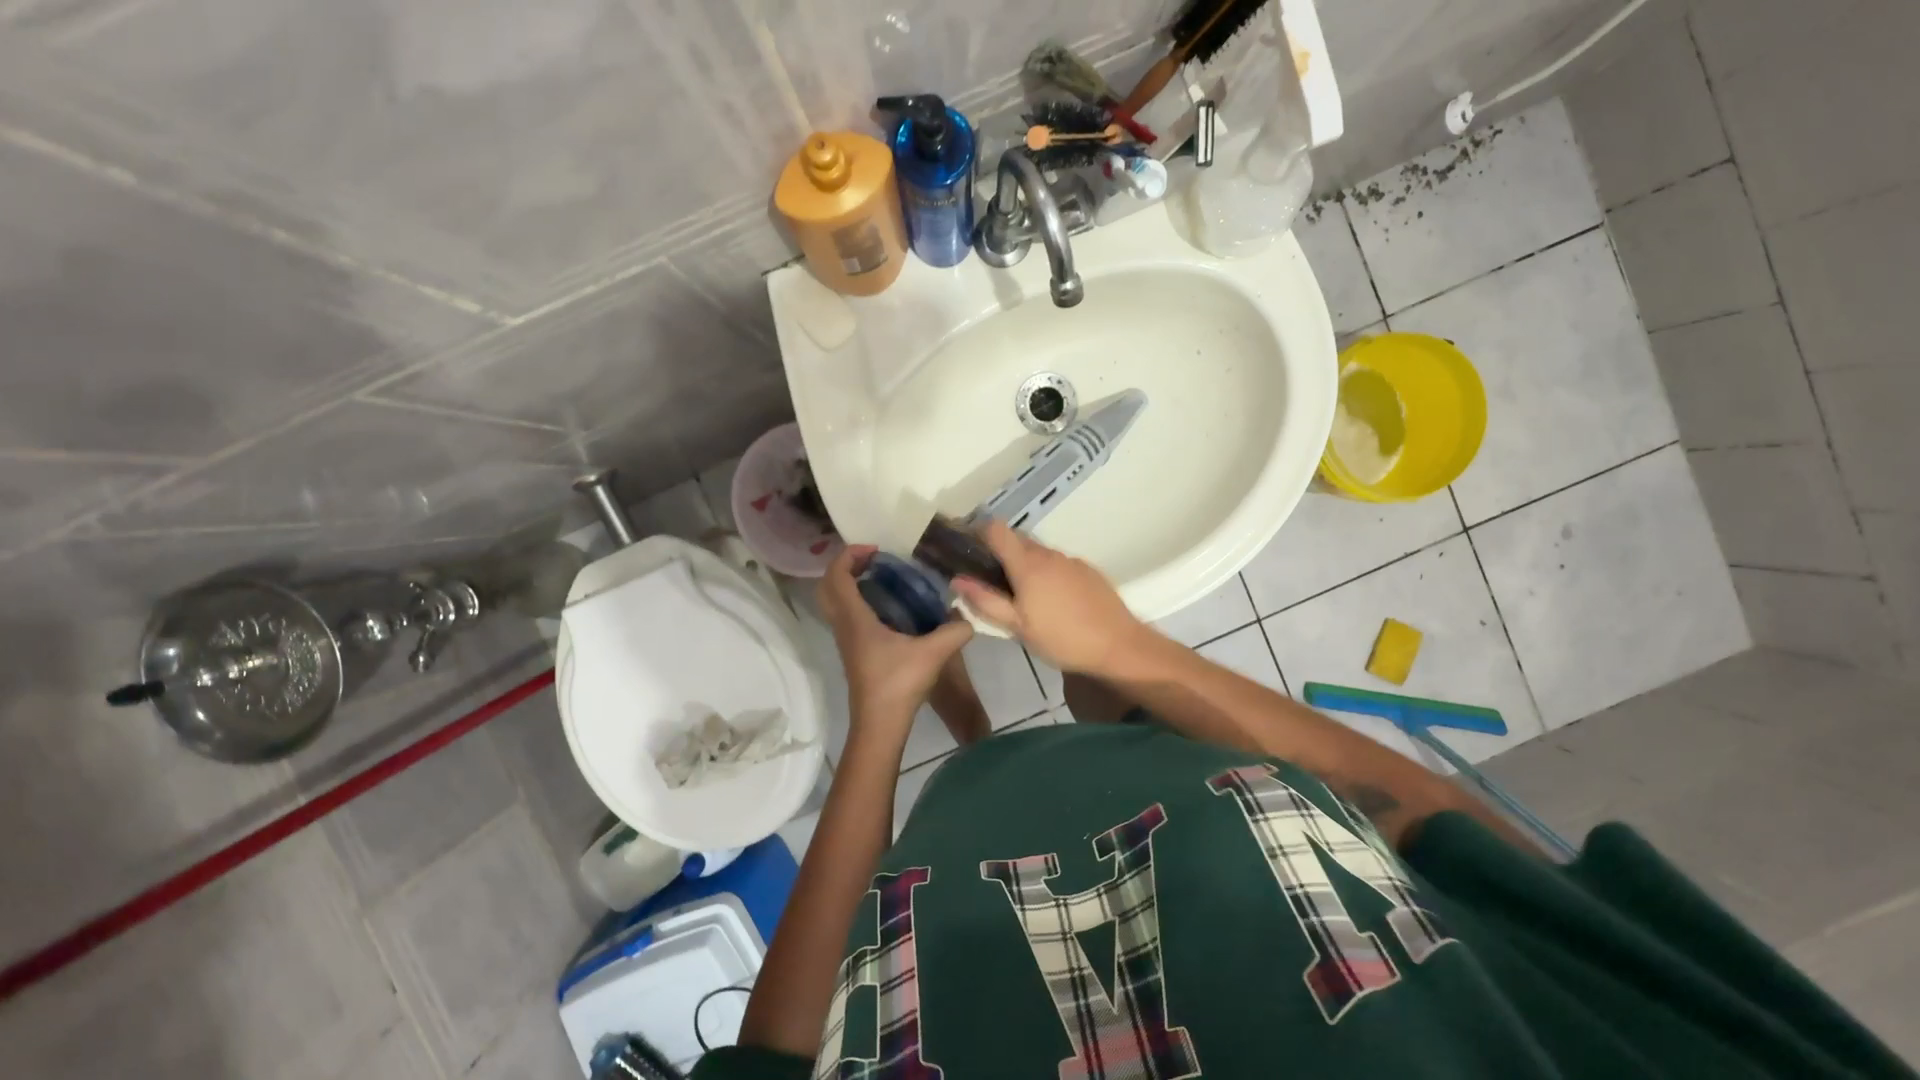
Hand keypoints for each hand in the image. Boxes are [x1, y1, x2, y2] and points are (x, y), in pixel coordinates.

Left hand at [818, 545, 973, 727]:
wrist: (880, 723)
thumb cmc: (899, 684)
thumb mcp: (933, 653)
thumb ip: (954, 630)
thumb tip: (970, 616)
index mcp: (855, 619)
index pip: (836, 576)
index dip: (849, 555)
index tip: (876, 550)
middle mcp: (844, 626)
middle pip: (827, 586)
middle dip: (846, 566)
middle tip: (874, 560)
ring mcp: (846, 641)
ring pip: (834, 603)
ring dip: (850, 584)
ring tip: (882, 579)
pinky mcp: (853, 652)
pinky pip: (846, 616)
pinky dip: (858, 601)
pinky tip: (889, 608)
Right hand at [950, 521, 1152, 677]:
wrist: (1118, 645)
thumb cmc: (1062, 639)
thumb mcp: (1018, 627)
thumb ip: (986, 601)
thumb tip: (958, 579)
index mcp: (1027, 564)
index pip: (996, 529)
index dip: (980, 535)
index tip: (970, 553)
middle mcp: (1049, 554)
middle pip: (1017, 541)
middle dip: (1001, 555)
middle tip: (993, 584)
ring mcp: (1071, 560)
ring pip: (1039, 554)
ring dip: (1026, 566)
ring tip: (1024, 598)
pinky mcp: (1088, 570)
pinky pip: (1059, 565)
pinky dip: (1048, 575)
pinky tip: (1054, 602)